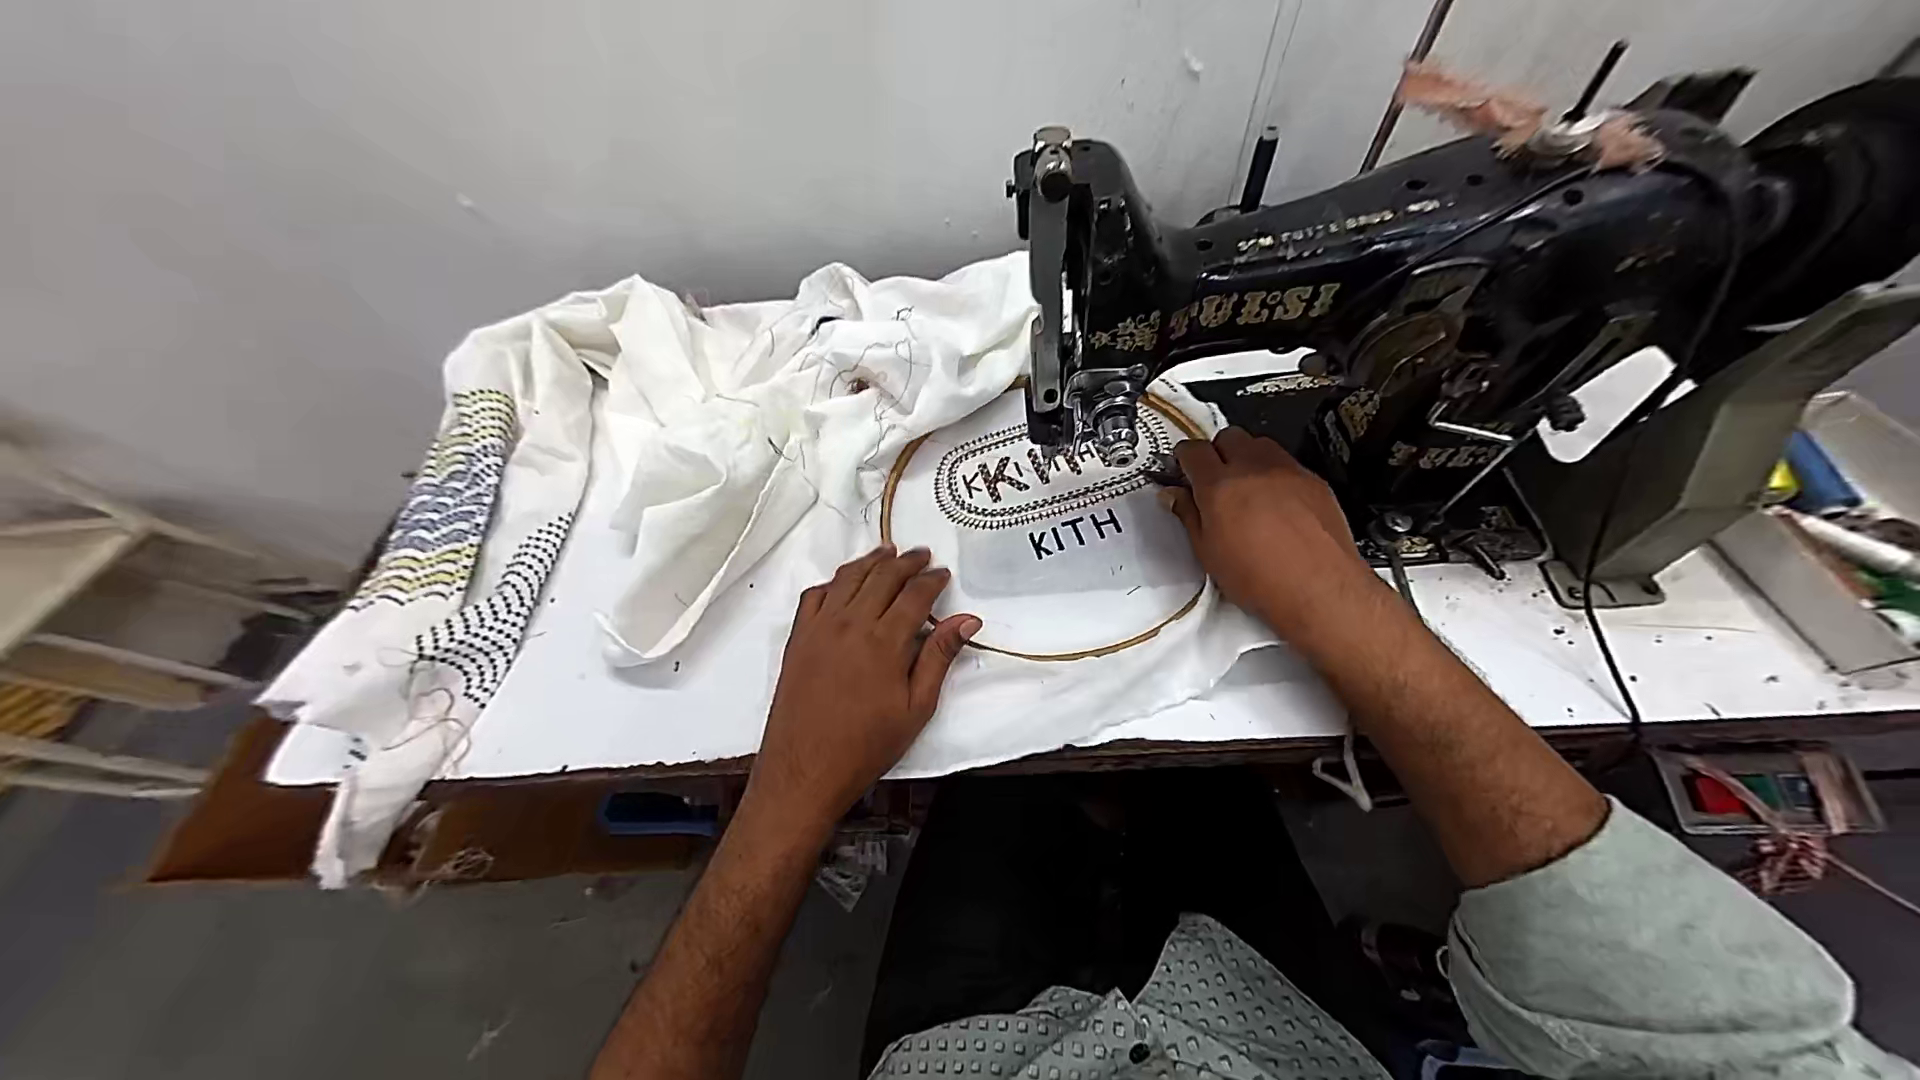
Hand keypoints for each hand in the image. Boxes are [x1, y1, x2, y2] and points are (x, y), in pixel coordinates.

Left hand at [745, 545, 980, 838]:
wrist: (805, 770)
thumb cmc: (867, 745)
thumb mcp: (916, 707)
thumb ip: (939, 657)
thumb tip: (967, 620)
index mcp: (885, 641)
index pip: (915, 595)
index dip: (932, 580)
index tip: (943, 573)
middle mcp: (851, 624)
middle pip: (882, 577)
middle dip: (906, 561)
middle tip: (921, 553)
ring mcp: (820, 627)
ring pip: (848, 578)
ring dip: (871, 561)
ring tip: (887, 551)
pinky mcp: (798, 637)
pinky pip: (815, 595)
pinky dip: (834, 581)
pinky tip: (843, 582)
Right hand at [1161, 428, 1379, 638]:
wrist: (1318, 590)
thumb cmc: (1265, 579)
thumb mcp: (1208, 552)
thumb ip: (1188, 516)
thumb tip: (1176, 498)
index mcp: (1220, 486)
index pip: (1193, 451)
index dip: (1182, 457)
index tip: (1181, 468)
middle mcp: (1254, 470)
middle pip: (1227, 437)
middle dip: (1215, 452)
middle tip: (1209, 477)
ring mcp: (1288, 472)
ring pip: (1259, 444)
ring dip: (1245, 457)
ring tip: (1241, 486)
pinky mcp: (1314, 481)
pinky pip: (1287, 462)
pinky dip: (1273, 473)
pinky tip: (1271, 500)